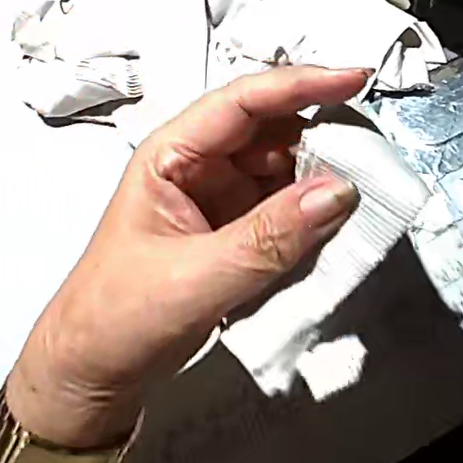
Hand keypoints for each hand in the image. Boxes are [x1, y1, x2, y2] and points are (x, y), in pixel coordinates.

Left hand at [6, 66, 368, 446]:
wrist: (91, 383)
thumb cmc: (118, 319)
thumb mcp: (194, 279)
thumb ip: (269, 238)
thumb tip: (341, 191)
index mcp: (175, 153)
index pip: (245, 102)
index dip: (302, 84)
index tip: (356, 79)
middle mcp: (204, 161)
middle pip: (273, 125)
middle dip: (322, 128)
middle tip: (372, 143)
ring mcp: (224, 192)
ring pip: (287, 161)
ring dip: (324, 169)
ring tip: (366, 179)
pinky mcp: (241, 224)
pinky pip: (289, 200)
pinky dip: (316, 204)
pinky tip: (338, 215)